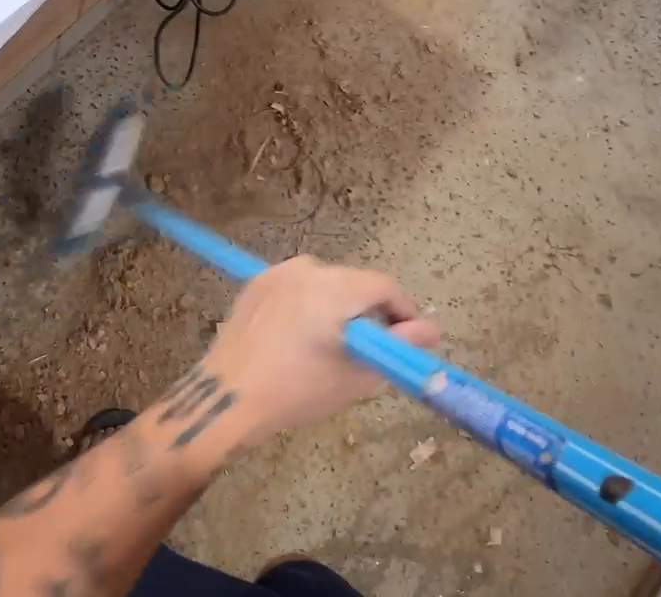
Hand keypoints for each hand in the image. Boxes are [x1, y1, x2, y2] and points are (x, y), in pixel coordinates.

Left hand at [157, 256, 439, 467]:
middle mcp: (305, 267)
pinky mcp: (255, 284)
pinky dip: (309, 305)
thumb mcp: (358, 374)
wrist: (230, 392)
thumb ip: (398, 347)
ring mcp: (275, 272)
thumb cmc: (298, 388)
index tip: (410, 342)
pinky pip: (296, 288)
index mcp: (333, 285)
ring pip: (324, 284)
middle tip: (374, 350)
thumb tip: (430, 330)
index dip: (404, 313)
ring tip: (336, 346)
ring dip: (339, 307)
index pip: (384, 287)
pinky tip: (303, 339)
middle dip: (370, 311)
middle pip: (353, 282)